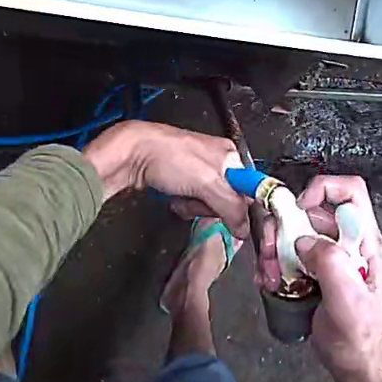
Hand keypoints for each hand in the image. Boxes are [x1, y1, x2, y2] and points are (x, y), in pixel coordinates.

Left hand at [81, 121, 249, 237]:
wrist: (131, 154)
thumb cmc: (166, 156)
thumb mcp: (208, 183)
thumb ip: (231, 207)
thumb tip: (244, 227)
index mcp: (230, 155)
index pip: (250, 189)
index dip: (241, 206)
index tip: (236, 220)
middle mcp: (217, 162)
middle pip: (228, 200)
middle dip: (211, 206)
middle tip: (198, 199)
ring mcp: (198, 172)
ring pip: (208, 204)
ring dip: (194, 207)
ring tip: (181, 196)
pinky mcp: (182, 180)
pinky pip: (191, 202)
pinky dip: (182, 204)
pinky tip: (173, 197)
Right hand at [256, 175, 381, 379]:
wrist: (353, 361)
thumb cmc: (358, 335)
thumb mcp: (349, 301)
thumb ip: (332, 265)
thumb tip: (305, 240)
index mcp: (363, 242)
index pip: (350, 192)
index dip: (323, 189)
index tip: (299, 208)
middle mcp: (344, 241)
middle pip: (309, 210)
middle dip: (283, 226)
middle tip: (272, 251)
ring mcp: (325, 253)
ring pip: (291, 230)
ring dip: (273, 247)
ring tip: (269, 272)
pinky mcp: (308, 266)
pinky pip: (282, 250)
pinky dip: (270, 262)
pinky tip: (269, 280)